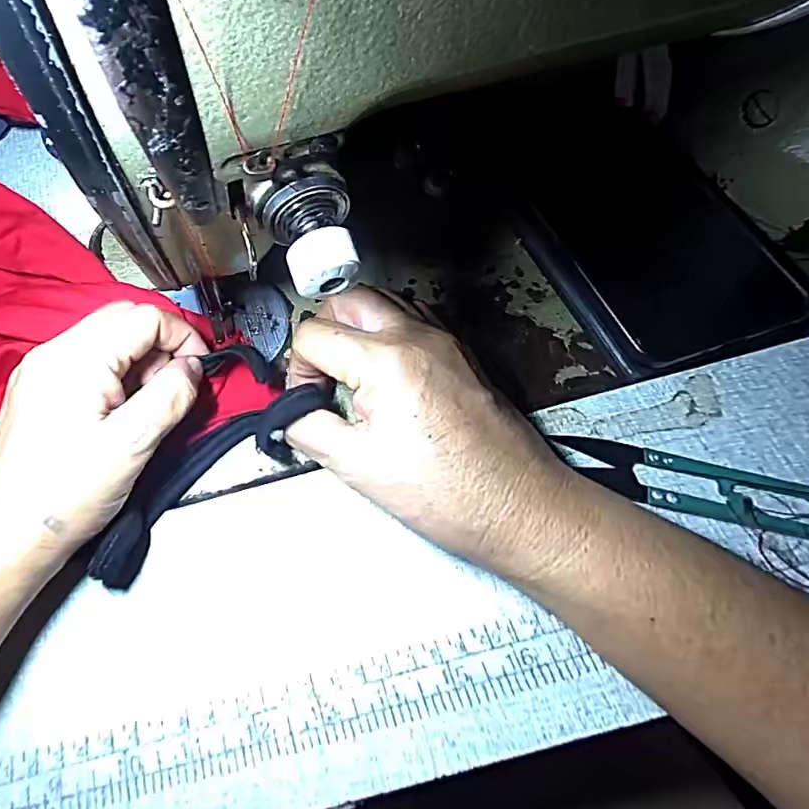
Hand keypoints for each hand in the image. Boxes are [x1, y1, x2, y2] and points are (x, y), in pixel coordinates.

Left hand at [0, 303, 208, 556]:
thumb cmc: (57, 499)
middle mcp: (53, 355)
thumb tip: (192, 369)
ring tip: (147, 410)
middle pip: (125, 321)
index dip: (183, 337)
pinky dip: (118, 376)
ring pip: (108, 340)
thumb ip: (170, 397)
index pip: (145, 317)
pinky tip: (122, 414)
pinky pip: (89, 363)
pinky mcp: (40, 390)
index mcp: (75, 359)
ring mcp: (42, 371)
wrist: (7, 536)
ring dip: (141, 363)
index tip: (198, 369)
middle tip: (175, 389)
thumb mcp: (132, 446)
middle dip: (162, 348)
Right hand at [284, 288, 585, 576]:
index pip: (313, 334)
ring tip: (351, 373)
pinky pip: (413, 317)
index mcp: (386, 362)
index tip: (307, 398)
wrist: (518, 507)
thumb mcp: (357, 467)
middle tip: (321, 374)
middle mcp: (417, 338)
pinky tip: (385, 372)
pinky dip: (388, 331)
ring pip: (381, 301)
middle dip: (322, 331)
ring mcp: (443, 341)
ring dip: (355, 327)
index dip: (298, 368)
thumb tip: (291, 412)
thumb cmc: (454, 494)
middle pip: (345, 301)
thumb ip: (307, 428)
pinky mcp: (460, 353)